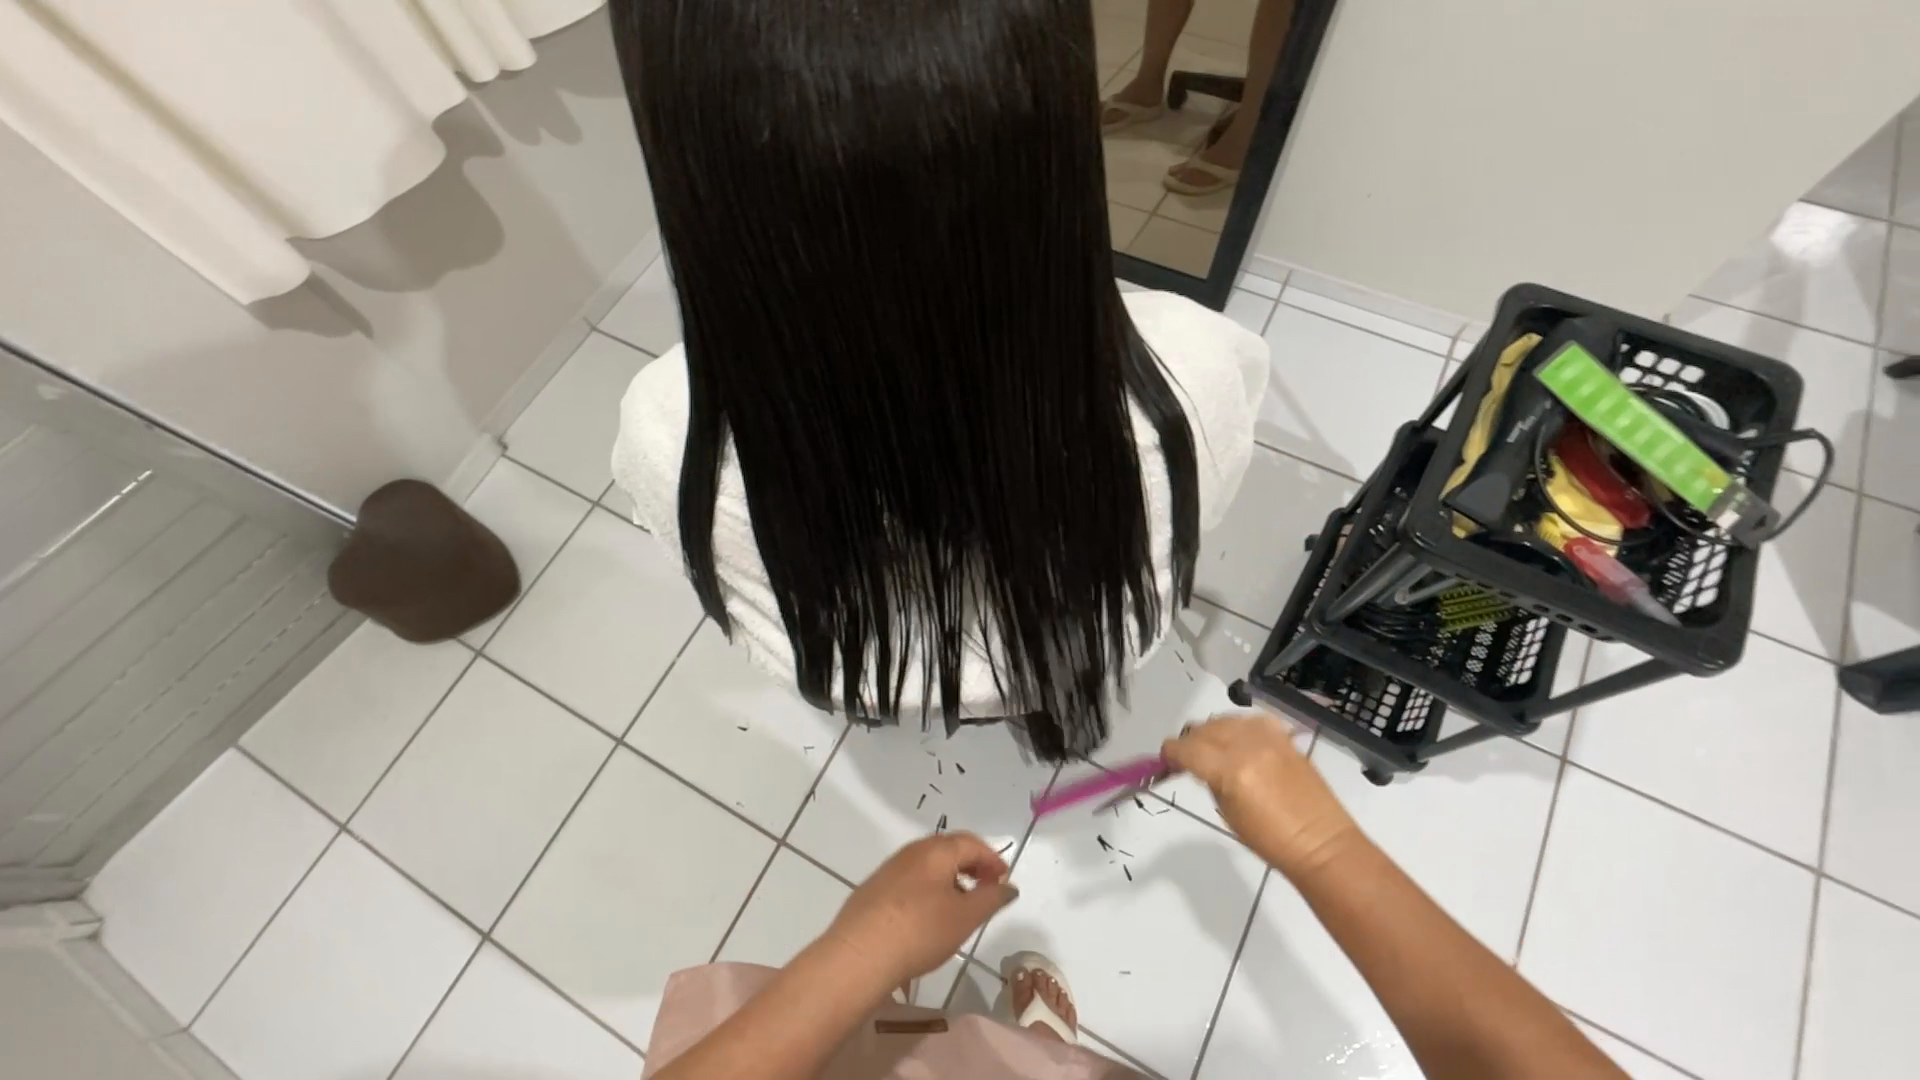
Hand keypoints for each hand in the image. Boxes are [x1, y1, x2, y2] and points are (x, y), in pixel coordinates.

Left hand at [817, 833, 1018, 992]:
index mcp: (936, 850)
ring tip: (960, 906)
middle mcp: (912, 851)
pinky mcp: (875, 888)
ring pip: (929, 865)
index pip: (972, 843)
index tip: (1005, 881)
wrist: (860, 954)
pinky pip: (911, 879)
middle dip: (972, 866)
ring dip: (950, 878)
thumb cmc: (920, 931)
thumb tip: (1009, 886)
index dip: (993, 860)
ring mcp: (890, 869)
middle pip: (949, 849)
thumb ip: (991, 898)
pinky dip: (929, 889)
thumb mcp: (965, 918)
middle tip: (986, 890)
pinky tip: (929, 916)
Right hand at [1162, 711, 1364, 877]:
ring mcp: (1268, 737)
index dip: (1170, 753)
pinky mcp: (1284, 737)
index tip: (1167, 762)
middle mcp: (1248, 745)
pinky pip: (1250, 720)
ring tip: (1214, 752)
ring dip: (1212, 733)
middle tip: (1188, 760)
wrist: (1321, 843)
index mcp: (1230, 770)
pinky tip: (1240, 743)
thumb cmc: (1270, 841)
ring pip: (1224, 719)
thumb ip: (1209, 779)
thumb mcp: (1227, 812)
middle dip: (1190, 742)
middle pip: (1203, 729)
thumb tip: (1197, 764)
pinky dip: (1238, 728)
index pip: (1186, 748)